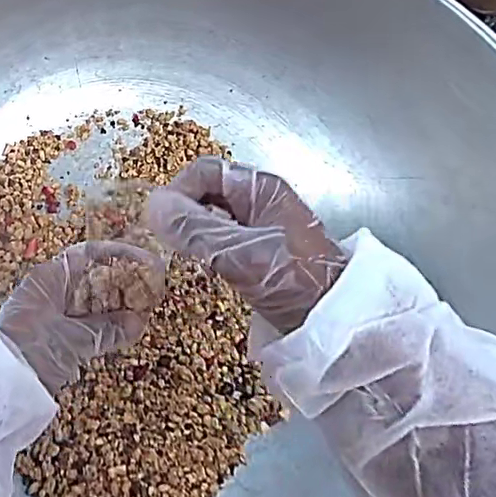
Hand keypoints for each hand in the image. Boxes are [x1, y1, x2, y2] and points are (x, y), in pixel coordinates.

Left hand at [0, 241, 162, 391]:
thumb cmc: (33, 351)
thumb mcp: (75, 339)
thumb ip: (108, 329)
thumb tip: (139, 320)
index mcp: (50, 277)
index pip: (90, 254)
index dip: (119, 255)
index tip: (144, 261)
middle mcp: (48, 288)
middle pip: (91, 276)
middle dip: (121, 281)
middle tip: (149, 287)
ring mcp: (47, 312)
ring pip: (88, 300)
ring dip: (113, 304)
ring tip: (142, 309)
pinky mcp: (48, 335)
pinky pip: (81, 320)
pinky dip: (101, 323)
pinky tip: (121, 331)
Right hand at [145, 157, 346, 332]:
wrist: (341, 326)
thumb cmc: (295, 281)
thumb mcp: (241, 254)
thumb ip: (197, 229)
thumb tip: (154, 205)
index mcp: (260, 187)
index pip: (205, 171)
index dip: (178, 191)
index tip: (161, 222)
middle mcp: (262, 197)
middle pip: (210, 190)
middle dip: (185, 210)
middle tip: (169, 241)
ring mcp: (266, 223)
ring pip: (217, 214)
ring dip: (197, 230)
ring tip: (186, 256)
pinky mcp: (267, 248)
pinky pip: (228, 235)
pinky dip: (212, 246)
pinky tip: (208, 267)